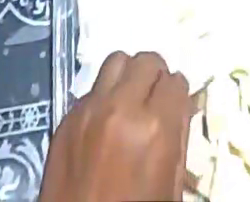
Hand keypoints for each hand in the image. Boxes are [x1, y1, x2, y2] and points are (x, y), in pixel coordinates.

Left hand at [39, 51, 191, 201]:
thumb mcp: (170, 189)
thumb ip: (177, 141)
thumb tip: (181, 106)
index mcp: (155, 128)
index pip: (175, 82)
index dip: (179, 94)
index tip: (177, 103)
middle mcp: (122, 107)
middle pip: (146, 61)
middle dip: (156, 76)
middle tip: (156, 96)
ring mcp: (90, 108)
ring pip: (116, 60)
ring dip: (129, 74)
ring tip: (131, 96)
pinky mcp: (67, 116)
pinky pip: (92, 88)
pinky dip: (104, 95)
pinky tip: (106, 119)